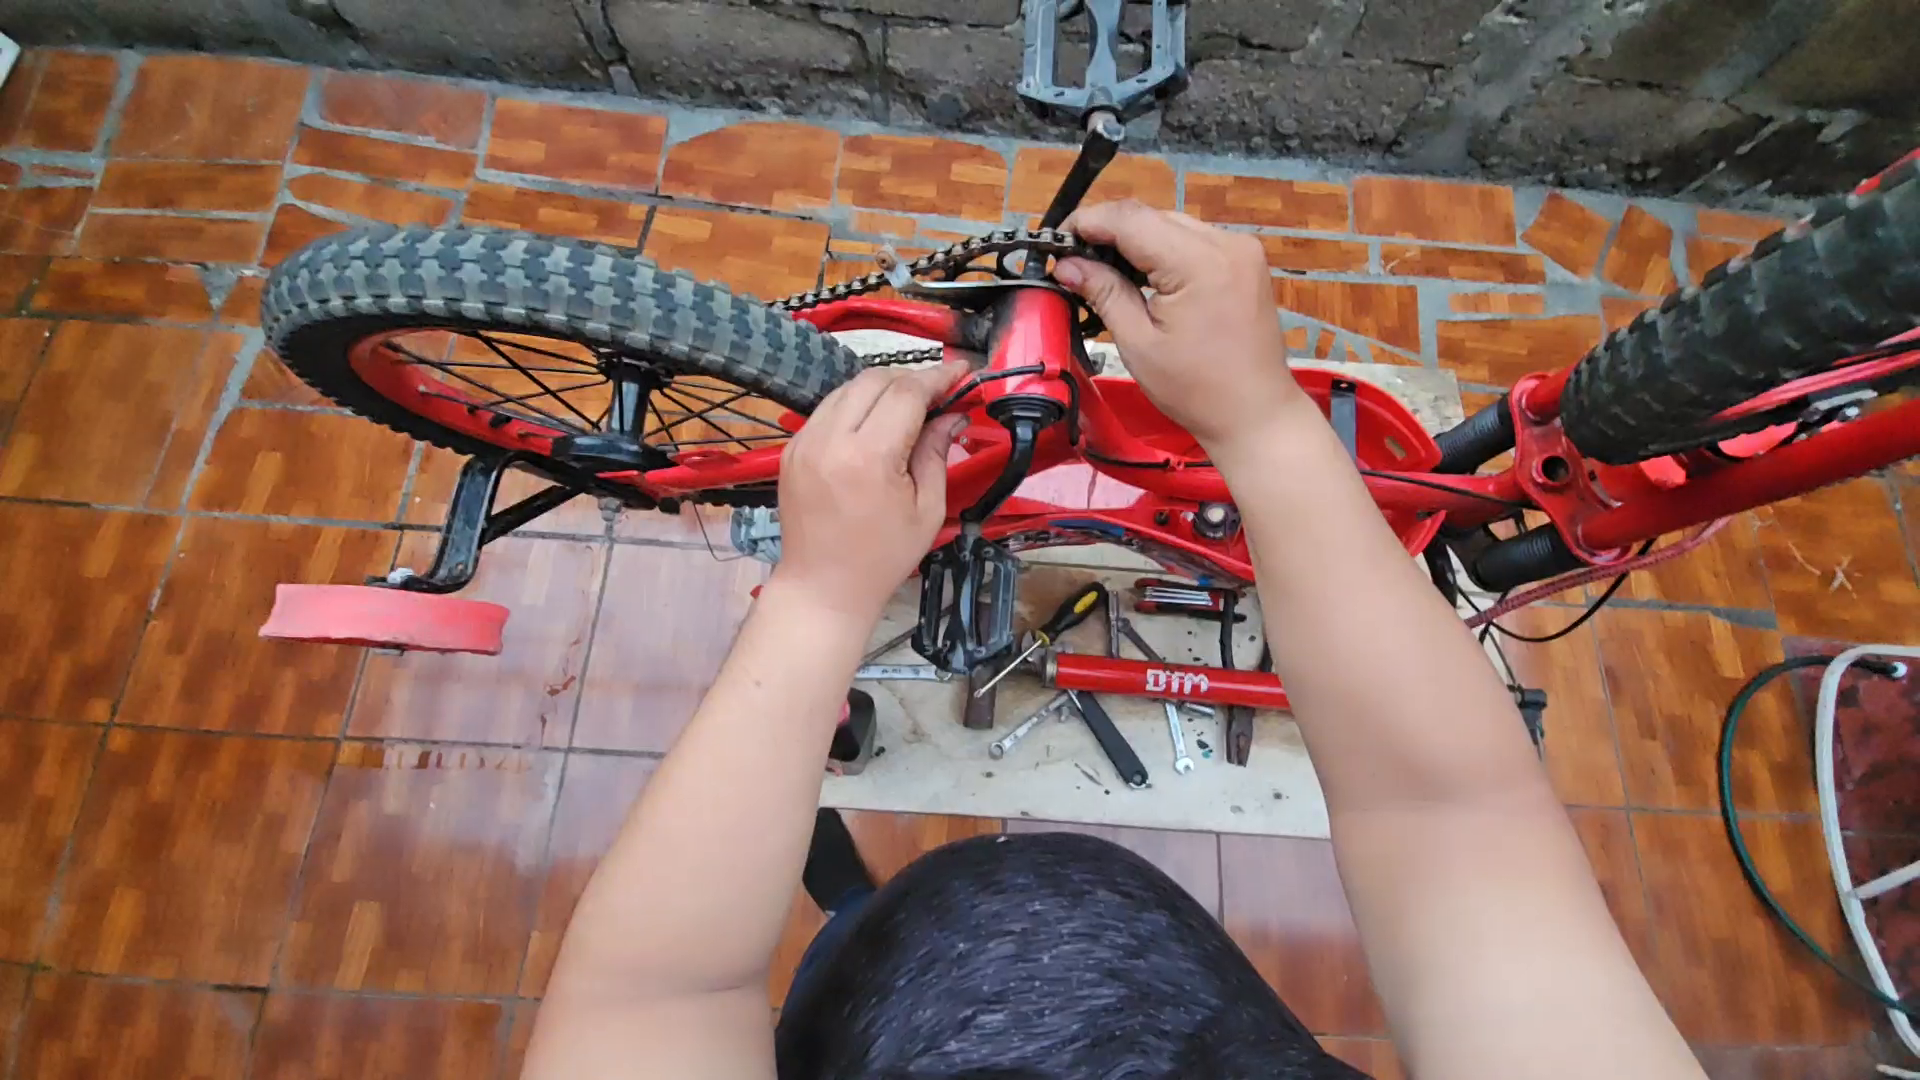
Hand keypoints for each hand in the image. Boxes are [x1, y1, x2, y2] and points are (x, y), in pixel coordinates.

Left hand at [770, 360, 968, 623]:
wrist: (823, 587)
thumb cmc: (883, 557)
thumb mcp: (926, 509)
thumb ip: (937, 453)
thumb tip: (952, 415)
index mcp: (868, 457)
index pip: (906, 393)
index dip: (937, 378)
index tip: (961, 373)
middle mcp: (830, 439)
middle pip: (875, 380)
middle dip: (911, 379)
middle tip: (938, 395)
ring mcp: (804, 442)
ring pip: (848, 388)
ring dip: (882, 389)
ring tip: (909, 407)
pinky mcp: (792, 449)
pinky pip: (828, 409)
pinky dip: (855, 406)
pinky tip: (875, 425)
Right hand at [1054, 200, 1306, 453]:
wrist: (1253, 412)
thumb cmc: (1195, 390)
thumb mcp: (1138, 344)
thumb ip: (1104, 293)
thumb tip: (1067, 265)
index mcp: (1199, 263)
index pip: (1132, 219)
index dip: (1089, 222)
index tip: (1058, 239)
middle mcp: (1226, 243)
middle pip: (1153, 217)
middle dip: (1109, 231)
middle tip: (1074, 259)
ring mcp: (1241, 249)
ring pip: (1172, 225)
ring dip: (1135, 240)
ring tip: (1102, 268)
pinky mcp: (1245, 261)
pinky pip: (1194, 241)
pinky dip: (1163, 251)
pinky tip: (1141, 274)